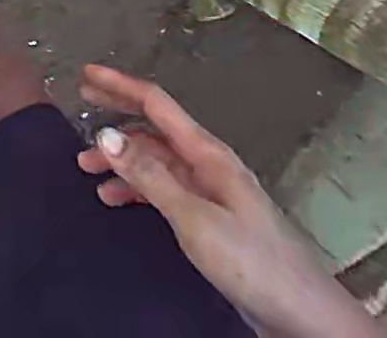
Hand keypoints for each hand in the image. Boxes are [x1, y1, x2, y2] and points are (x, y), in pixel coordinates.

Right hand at [76, 64, 384, 337]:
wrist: (306, 319)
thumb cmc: (252, 262)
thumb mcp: (194, 218)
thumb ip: (149, 176)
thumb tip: (104, 133)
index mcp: (206, 152)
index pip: (155, 103)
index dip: (119, 84)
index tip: (86, 73)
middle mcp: (205, 161)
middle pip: (153, 125)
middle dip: (116, 112)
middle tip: (80, 102)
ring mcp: (207, 189)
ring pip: (154, 159)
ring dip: (120, 158)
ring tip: (86, 166)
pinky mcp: (208, 215)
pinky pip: (162, 187)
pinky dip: (136, 187)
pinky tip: (114, 198)